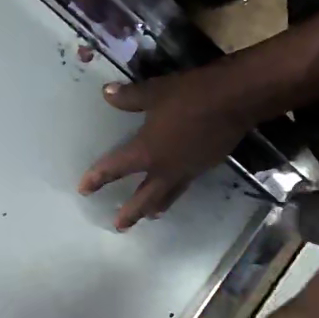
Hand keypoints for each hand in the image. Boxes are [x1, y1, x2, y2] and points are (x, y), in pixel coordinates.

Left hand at [78, 64, 260, 230]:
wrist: (234, 100)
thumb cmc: (190, 95)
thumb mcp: (155, 92)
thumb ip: (129, 97)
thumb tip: (107, 93)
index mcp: (147, 152)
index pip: (116, 169)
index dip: (98, 178)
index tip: (84, 190)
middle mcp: (165, 168)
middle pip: (144, 197)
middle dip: (130, 212)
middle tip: (118, 226)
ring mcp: (187, 170)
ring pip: (168, 196)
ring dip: (156, 206)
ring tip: (151, 216)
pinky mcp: (206, 166)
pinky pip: (185, 184)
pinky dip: (177, 191)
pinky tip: (178, 186)